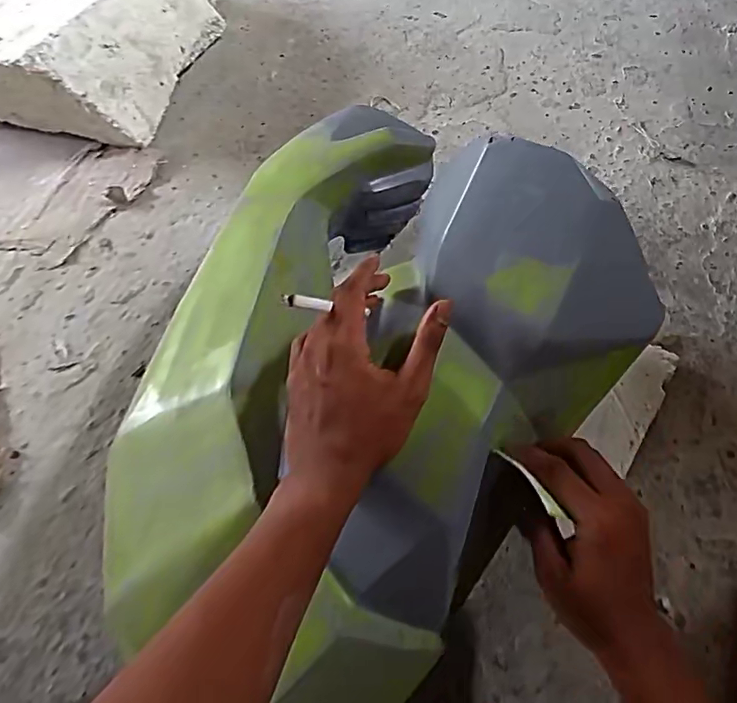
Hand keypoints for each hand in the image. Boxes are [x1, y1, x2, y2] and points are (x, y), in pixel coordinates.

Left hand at [283, 255, 450, 500]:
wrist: (324, 476)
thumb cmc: (371, 433)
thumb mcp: (409, 390)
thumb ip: (426, 344)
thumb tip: (443, 306)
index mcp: (342, 345)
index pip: (349, 293)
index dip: (364, 272)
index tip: (378, 259)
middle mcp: (315, 346)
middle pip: (334, 304)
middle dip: (358, 288)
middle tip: (383, 286)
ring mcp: (299, 363)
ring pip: (320, 321)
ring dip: (343, 309)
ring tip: (368, 311)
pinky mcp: (293, 378)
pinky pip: (309, 339)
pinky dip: (328, 327)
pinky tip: (341, 342)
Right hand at [515, 439, 666, 654]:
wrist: (635, 634)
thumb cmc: (590, 611)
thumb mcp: (551, 575)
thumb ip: (537, 528)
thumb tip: (524, 493)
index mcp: (598, 518)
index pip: (559, 472)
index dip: (532, 457)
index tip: (511, 449)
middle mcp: (619, 501)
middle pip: (582, 453)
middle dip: (552, 445)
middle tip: (527, 452)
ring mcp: (631, 502)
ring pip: (596, 459)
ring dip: (568, 455)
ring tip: (542, 464)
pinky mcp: (635, 509)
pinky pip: (605, 473)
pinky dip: (583, 468)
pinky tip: (565, 482)